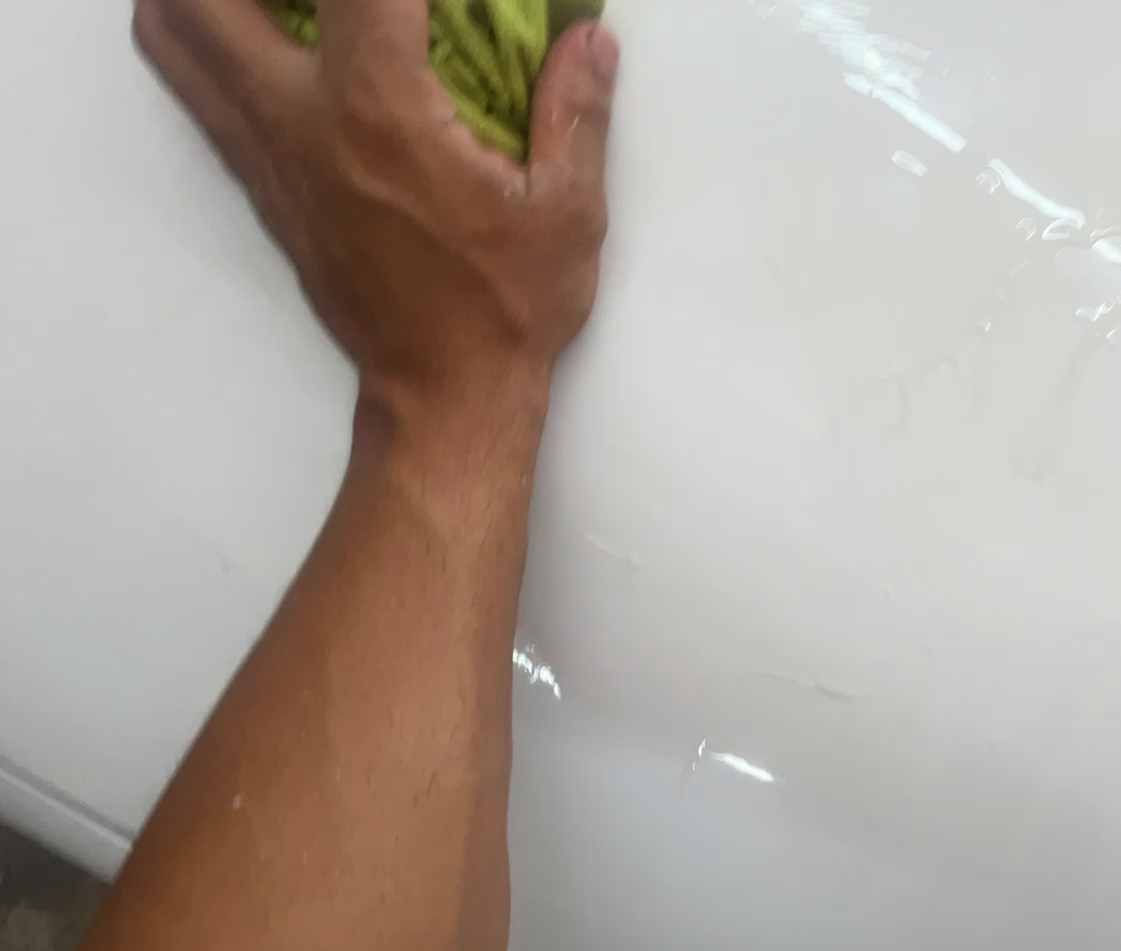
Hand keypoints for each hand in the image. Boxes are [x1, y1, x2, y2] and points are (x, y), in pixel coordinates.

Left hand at [133, 0, 619, 424]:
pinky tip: (286, 70)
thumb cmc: (513, 305)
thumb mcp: (569, 213)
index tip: (455, 1)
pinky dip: (214, 48)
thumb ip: (576, 115)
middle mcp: (302, 116)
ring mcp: (269, 154)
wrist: (450, 385)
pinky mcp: (264, 191)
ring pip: (174, 25)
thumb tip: (591, 39)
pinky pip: (195, 89)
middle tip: (358, 6)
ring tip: (299, 16)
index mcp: (384, 110)